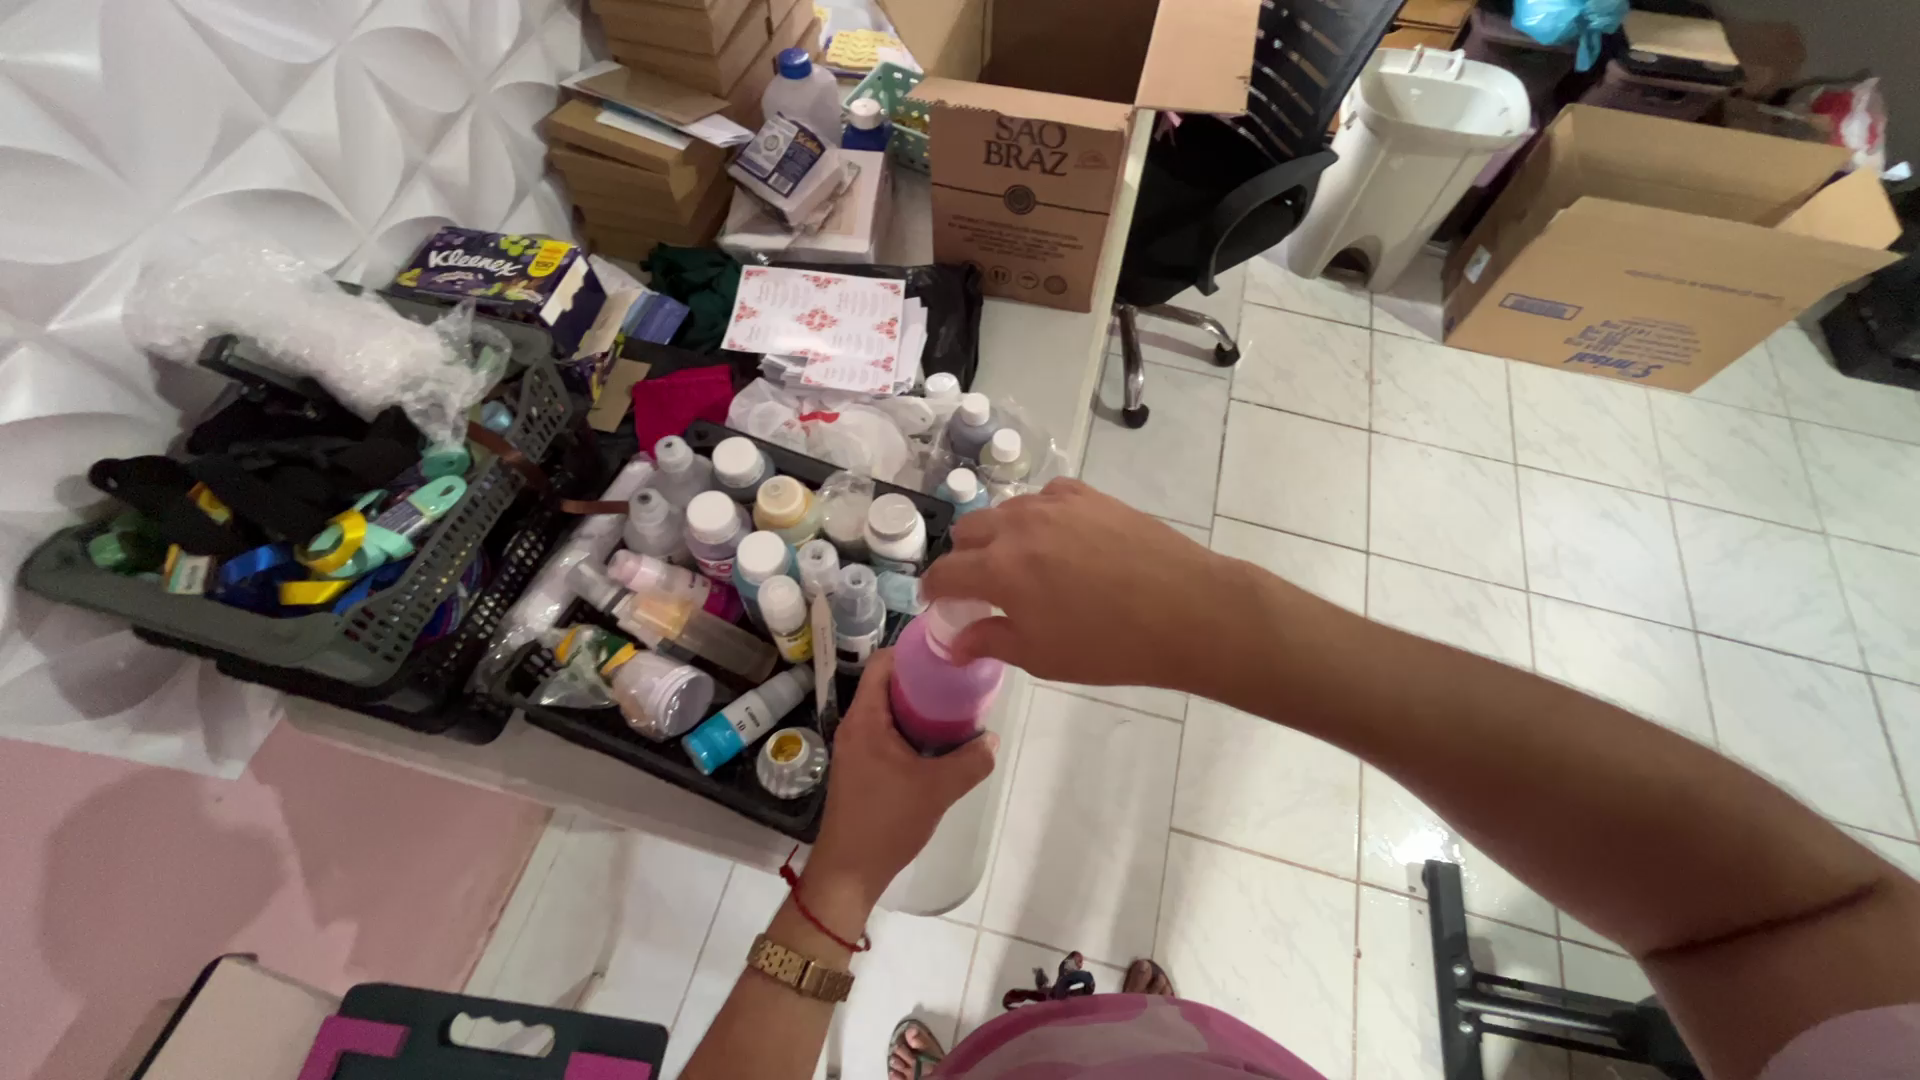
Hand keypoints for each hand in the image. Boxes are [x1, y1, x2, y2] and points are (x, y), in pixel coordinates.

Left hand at [805, 650, 997, 908]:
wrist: (849, 871)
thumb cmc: (886, 822)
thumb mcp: (938, 790)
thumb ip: (971, 762)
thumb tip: (992, 740)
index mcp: (866, 719)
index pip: (883, 663)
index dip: (912, 651)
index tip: (946, 652)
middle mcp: (855, 725)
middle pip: (887, 683)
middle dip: (922, 678)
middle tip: (958, 680)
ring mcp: (856, 747)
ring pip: (888, 709)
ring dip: (917, 705)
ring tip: (954, 707)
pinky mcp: (860, 766)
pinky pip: (886, 731)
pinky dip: (910, 728)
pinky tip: (937, 742)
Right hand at [920, 478, 1233, 689]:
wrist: (1188, 610)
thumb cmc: (1111, 645)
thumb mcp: (1042, 656)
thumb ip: (991, 641)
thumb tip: (955, 643)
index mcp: (1000, 568)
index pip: (944, 572)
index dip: (933, 590)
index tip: (938, 603)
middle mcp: (1019, 526)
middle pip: (968, 530)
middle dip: (964, 559)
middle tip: (983, 587)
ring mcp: (1055, 504)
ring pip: (1005, 511)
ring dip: (999, 536)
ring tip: (1023, 563)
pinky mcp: (1088, 494)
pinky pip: (1045, 497)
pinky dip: (1038, 516)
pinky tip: (1059, 539)